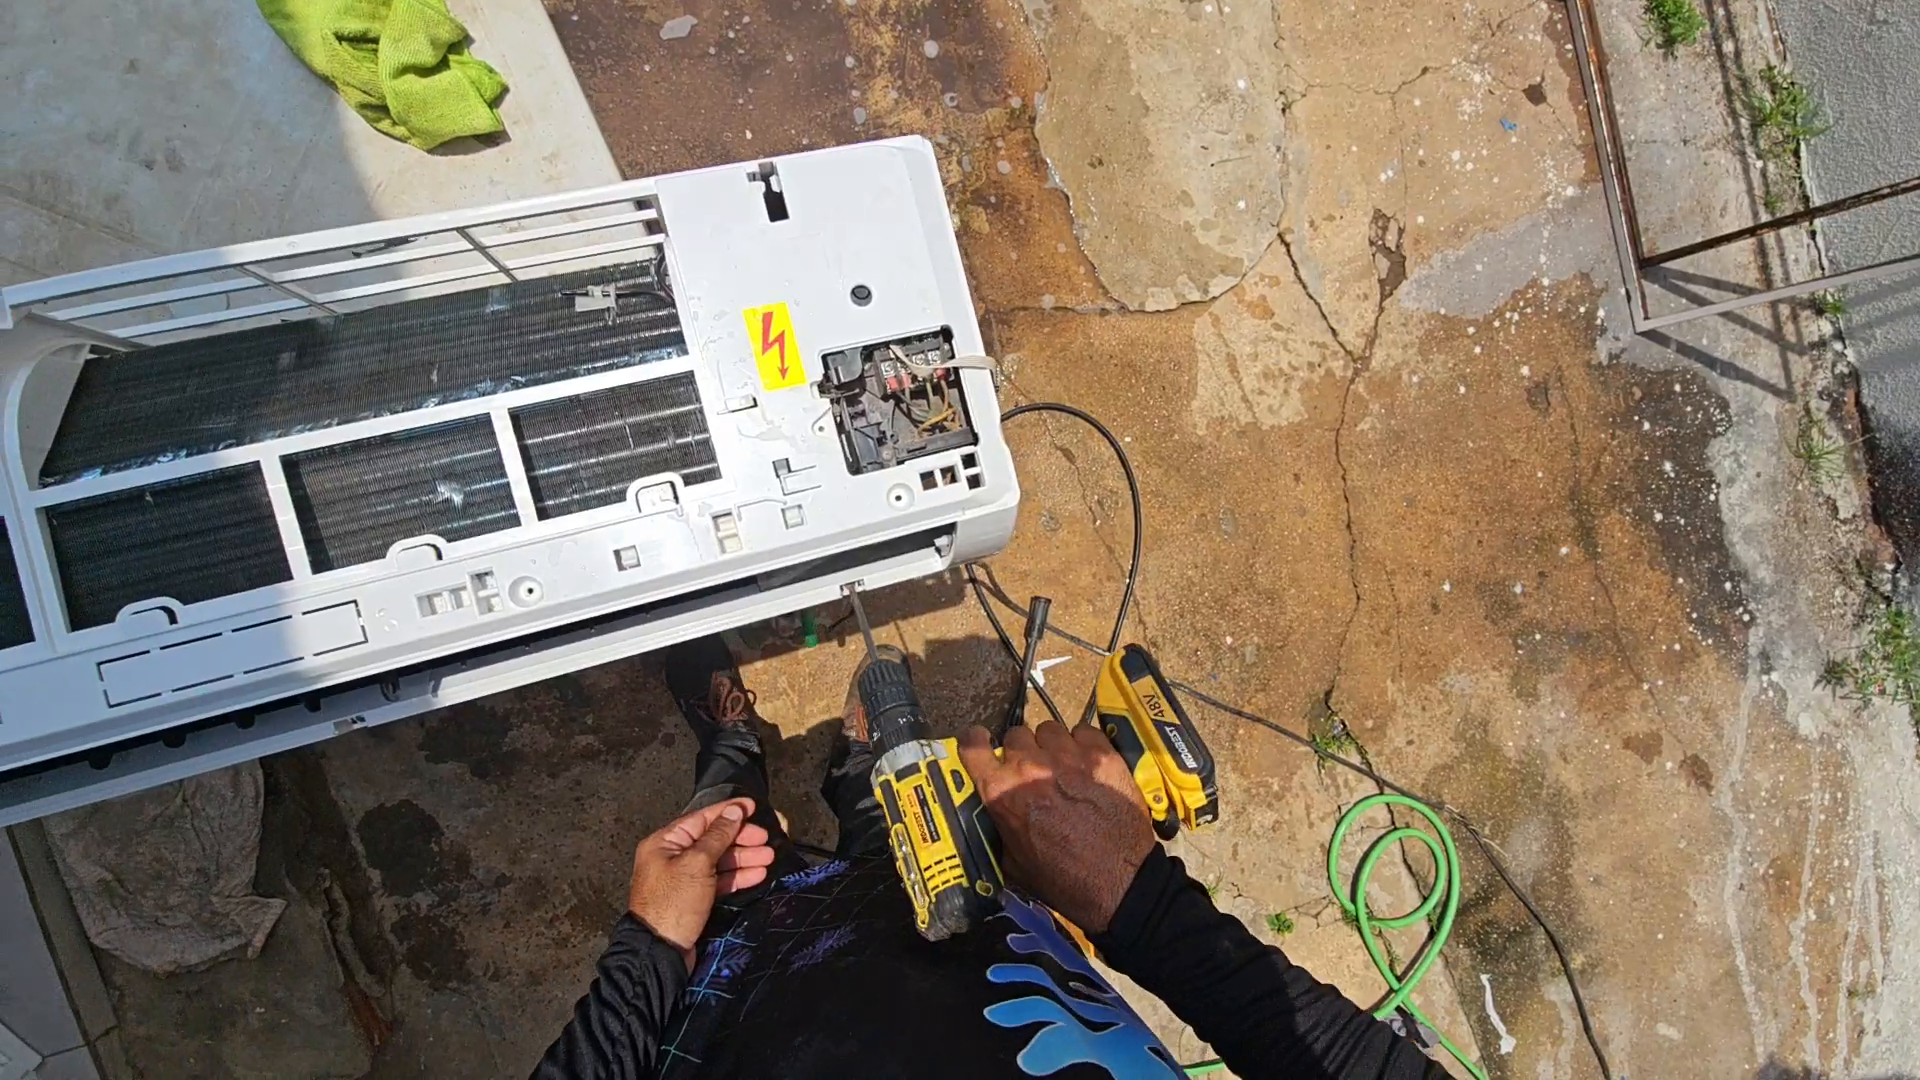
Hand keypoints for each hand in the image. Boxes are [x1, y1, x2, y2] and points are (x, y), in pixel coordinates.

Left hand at [627, 798, 775, 970]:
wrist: (659, 954)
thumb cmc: (674, 902)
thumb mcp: (697, 864)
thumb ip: (718, 835)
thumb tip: (733, 811)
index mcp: (666, 842)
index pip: (703, 818)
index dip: (729, 811)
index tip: (754, 806)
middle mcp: (673, 856)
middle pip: (714, 839)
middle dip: (741, 838)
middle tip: (766, 839)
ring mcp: (684, 878)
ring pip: (720, 860)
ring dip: (744, 858)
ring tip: (769, 858)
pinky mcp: (694, 897)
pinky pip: (719, 879)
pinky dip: (737, 876)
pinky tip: (758, 874)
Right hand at [958, 720, 1156, 932]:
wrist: (1120, 884)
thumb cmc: (1064, 881)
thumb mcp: (1013, 863)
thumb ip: (1000, 825)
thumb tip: (996, 813)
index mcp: (1002, 792)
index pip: (973, 746)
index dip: (975, 742)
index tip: (981, 742)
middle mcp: (1029, 767)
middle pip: (1015, 735)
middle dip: (1022, 752)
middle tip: (1035, 771)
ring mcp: (1066, 755)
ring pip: (1049, 729)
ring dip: (1052, 746)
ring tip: (1065, 766)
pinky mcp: (1100, 753)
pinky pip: (1083, 731)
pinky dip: (1083, 743)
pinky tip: (1089, 762)